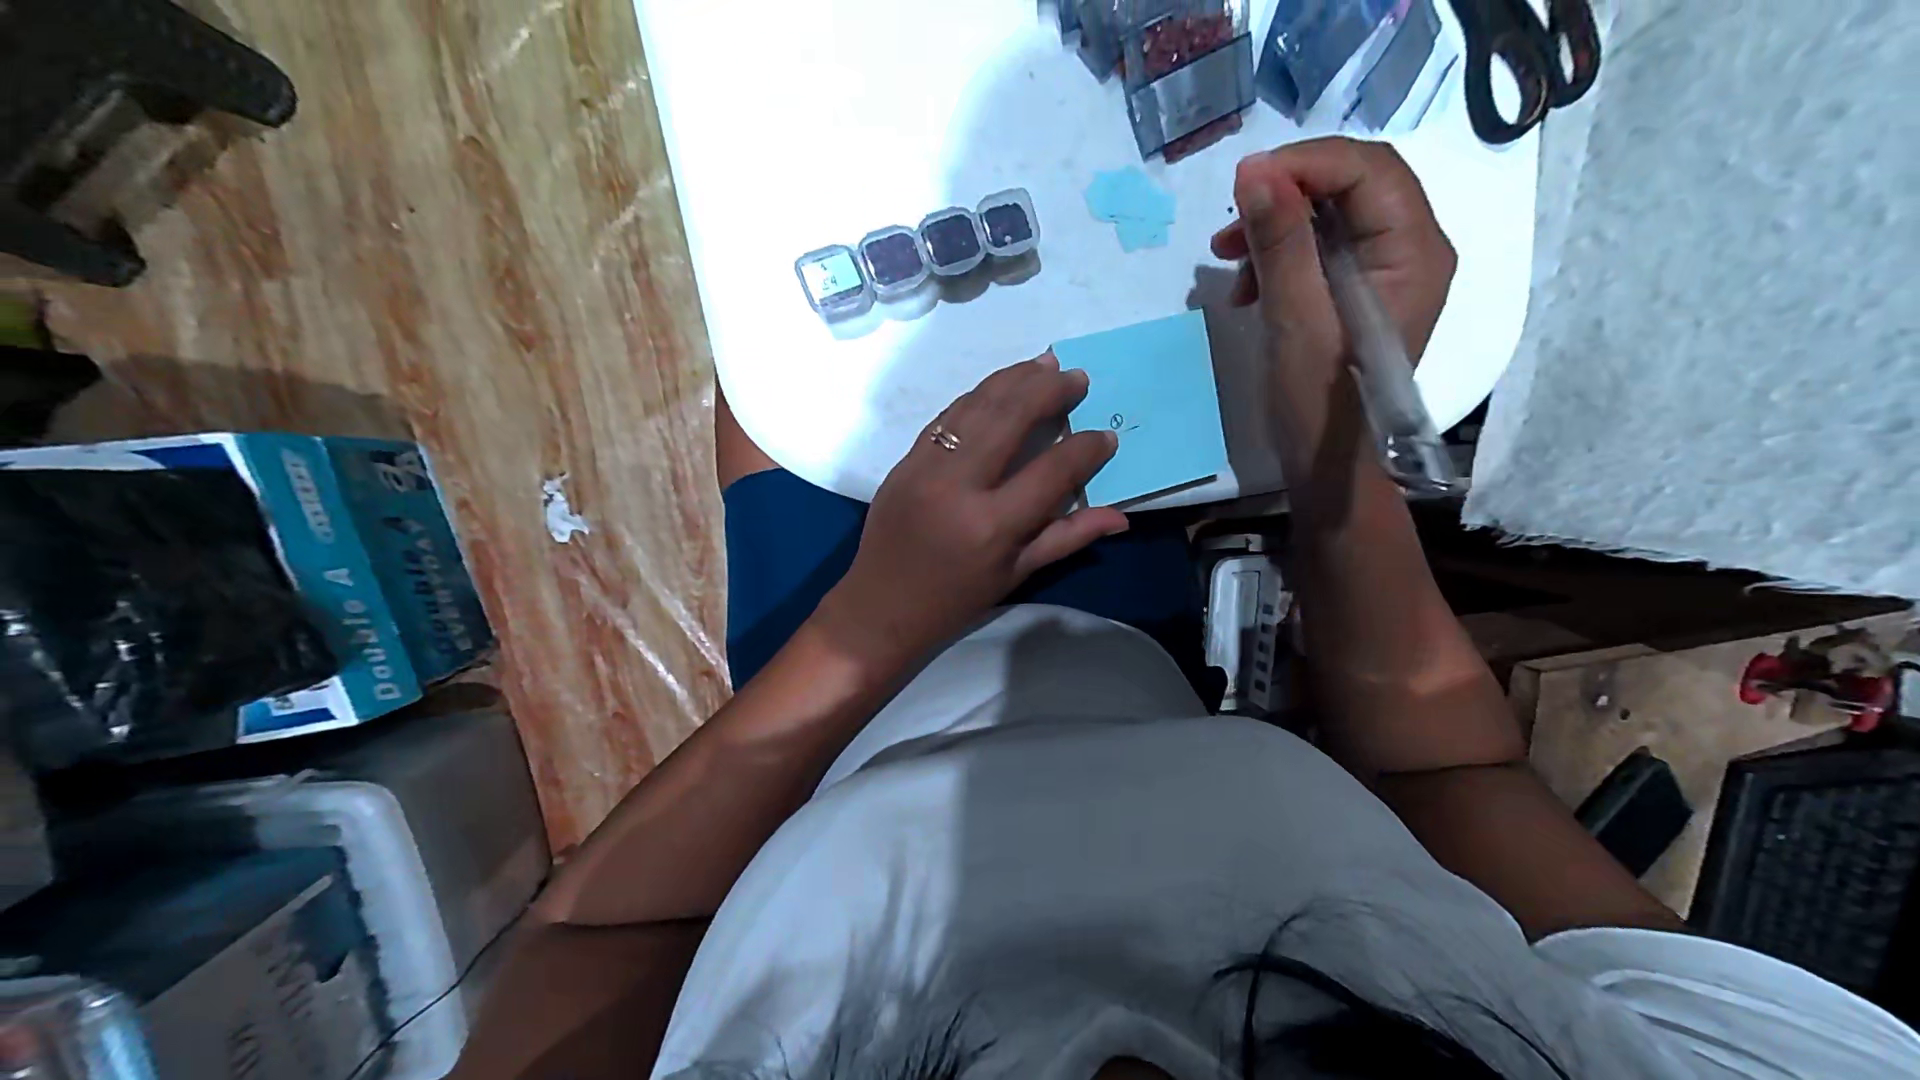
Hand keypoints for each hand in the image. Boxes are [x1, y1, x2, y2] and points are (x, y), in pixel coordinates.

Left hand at [813, 355, 1126, 672]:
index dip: (1085, 449)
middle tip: (1076, 377)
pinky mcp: (903, 461)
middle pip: (1010, 417)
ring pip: (974, 406)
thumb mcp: (1015, 575)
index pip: (1051, 471)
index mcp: (992, 525)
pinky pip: (945, 417)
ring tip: (1044, 365)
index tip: (1106, 437)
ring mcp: (924, 467)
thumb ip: (1067, 537)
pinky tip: (999, 387)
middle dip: (1048, 390)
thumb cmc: (954, 600)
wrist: (879, 606)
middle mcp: (958, 486)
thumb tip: (1120, 516)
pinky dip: (977, 397)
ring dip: (1012, 380)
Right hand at [1211, 138, 1456, 454]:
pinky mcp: (1355, 293)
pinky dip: (1277, 257)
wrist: (1325, 462)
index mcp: (1414, 249)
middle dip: (1285, 195)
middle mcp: (1410, 249)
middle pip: (1351, 186)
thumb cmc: (1318, 398)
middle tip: (1230, 223)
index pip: (1368, 169)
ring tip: (1226, 258)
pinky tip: (1244, 287)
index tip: (1243, 182)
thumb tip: (1254, 171)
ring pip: (1329, 217)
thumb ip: (1280, 241)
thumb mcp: (1295, 317)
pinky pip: (1318, 251)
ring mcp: (1384, 272)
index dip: (1305, 164)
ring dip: (1274, 227)